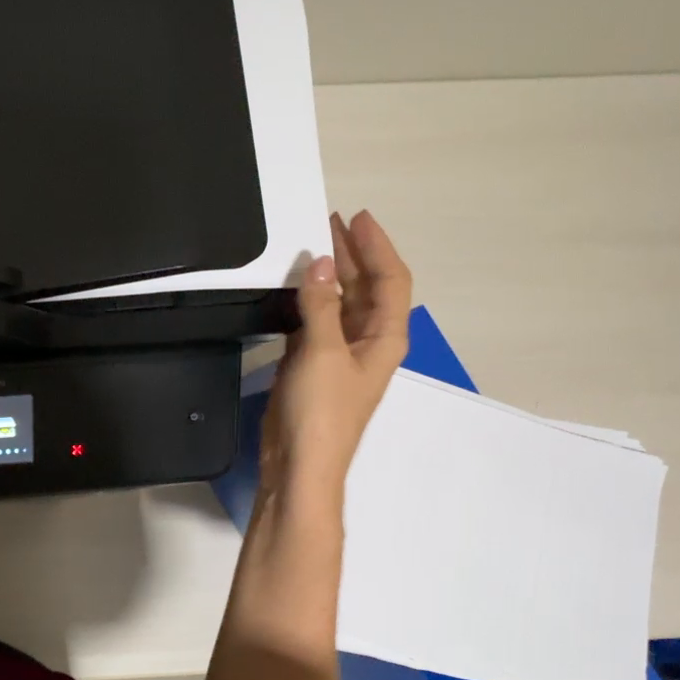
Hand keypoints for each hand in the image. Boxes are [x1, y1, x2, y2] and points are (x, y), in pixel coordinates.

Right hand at [263, 211, 412, 485]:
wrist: (299, 462)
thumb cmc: (321, 410)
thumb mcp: (321, 352)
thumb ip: (320, 305)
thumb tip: (321, 261)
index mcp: (384, 337)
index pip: (389, 280)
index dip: (377, 247)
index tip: (356, 217)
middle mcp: (367, 341)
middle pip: (366, 288)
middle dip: (351, 255)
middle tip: (326, 223)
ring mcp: (338, 354)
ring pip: (339, 303)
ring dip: (328, 276)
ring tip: (306, 248)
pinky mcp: (311, 366)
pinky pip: (314, 322)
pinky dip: (305, 301)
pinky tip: (289, 289)